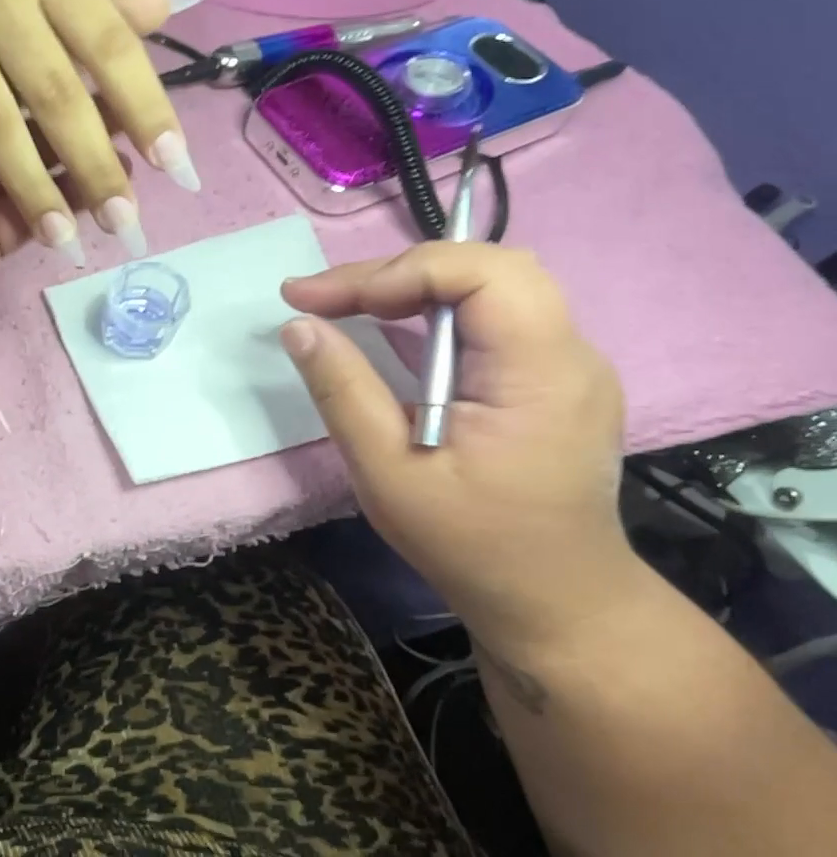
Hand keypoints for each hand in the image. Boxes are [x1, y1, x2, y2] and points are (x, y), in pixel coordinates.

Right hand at [280, 244, 634, 646]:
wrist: (554, 600)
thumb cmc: (470, 543)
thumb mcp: (386, 471)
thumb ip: (342, 389)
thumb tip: (298, 324)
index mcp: (540, 373)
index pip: (482, 273)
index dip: (396, 271)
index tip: (320, 299)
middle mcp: (568, 355)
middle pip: (486, 268)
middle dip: (394, 271)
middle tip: (321, 298)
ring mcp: (566, 364)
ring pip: (489, 284)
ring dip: (410, 285)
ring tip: (343, 307)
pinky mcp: (549, 378)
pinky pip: (492, 315)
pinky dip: (431, 309)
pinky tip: (389, 329)